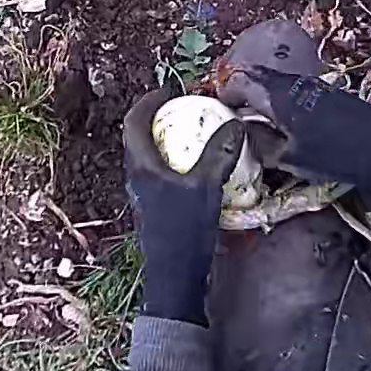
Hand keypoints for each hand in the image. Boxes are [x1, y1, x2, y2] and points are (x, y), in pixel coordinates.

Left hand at [123, 88, 243, 324]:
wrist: (174, 280)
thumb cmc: (184, 231)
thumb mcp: (206, 187)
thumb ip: (220, 153)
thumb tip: (236, 124)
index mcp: (142, 168)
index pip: (134, 123)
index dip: (148, 102)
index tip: (169, 91)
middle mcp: (137, 178)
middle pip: (139, 137)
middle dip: (158, 117)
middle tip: (184, 106)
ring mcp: (145, 194)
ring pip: (150, 154)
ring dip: (167, 137)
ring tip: (193, 129)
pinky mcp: (156, 206)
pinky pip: (162, 170)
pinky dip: (176, 157)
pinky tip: (199, 163)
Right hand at [218, 65, 370, 195]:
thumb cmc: (331, 154)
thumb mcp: (288, 159)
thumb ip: (259, 143)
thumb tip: (242, 132)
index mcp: (278, 96)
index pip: (241, 80)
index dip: (225, 92)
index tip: (217, 108)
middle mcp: (291, 83)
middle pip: (256, 77)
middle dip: (239, 90)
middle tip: (230, 110)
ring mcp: (308, 83)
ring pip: (273, 82)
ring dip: (258, 94)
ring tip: (250, 117)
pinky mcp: (321, 90)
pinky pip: (289, 88)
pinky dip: (275, 98)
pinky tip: (277, 119)